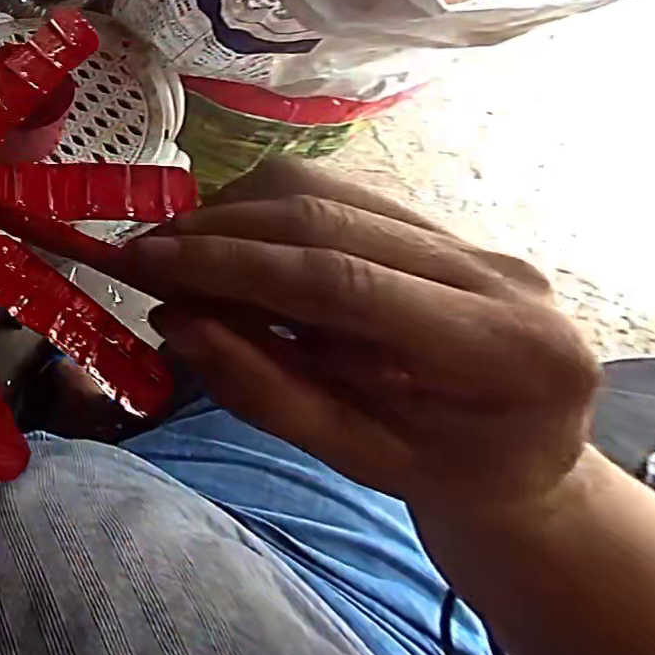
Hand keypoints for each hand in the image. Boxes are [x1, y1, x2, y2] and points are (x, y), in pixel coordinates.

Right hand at [128, 159, 601, 522]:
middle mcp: (492, 272)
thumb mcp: (352, 457)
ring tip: (178, 253)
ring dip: (225, 214)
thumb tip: (174, 321)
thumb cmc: (435, 466)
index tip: (144, 261)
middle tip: (139, 255)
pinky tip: (226, 242)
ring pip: (311, 189)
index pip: (336, 279)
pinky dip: (250, 207)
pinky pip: (317, 188)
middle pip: (316, 219)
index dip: (227, 264)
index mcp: (500, 348)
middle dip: (211, 233)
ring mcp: (462, 233)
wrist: (515, 447)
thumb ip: (263, 391)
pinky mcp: (423, 216)